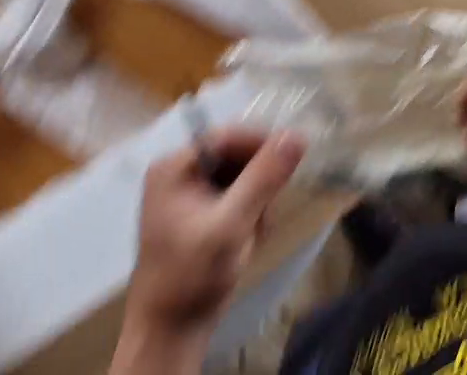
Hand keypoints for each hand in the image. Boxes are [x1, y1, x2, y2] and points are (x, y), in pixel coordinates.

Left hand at [117, 128, 303, 359]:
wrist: (170, 331)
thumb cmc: (192, 276)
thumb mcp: (232, 224)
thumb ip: (264, 178)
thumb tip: (296, 135)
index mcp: (174, 167)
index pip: (229, 136)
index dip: (262, 145)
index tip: (292, 162)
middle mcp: (179, 172)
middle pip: (237, 155)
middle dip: (259, 183)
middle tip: (264, 212)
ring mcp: (189, 193)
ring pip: (243, 176)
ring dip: (258, 201)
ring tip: (253, 232)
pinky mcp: (200, 212)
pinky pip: (239, 195)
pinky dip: (251, 213)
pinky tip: (247, 238)